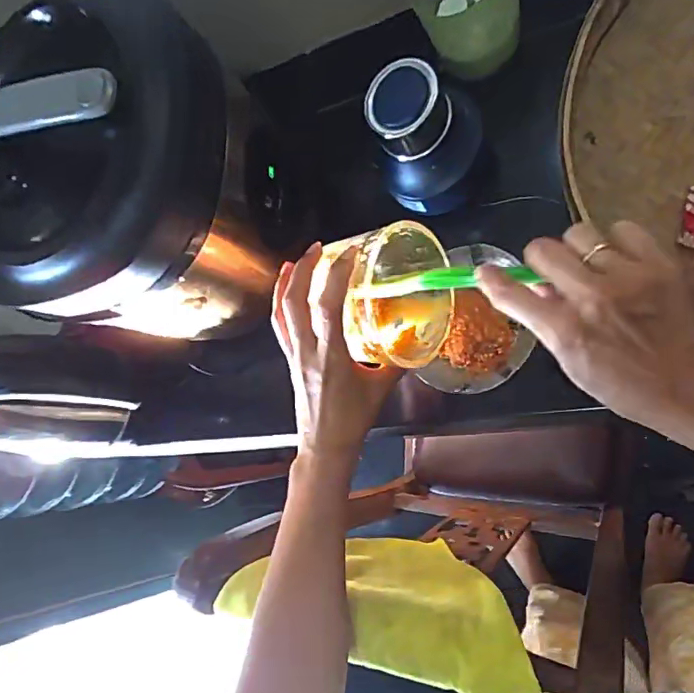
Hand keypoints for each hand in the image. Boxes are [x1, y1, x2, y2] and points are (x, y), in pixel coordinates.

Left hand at [273, 242, 401, 463]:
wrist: (324, 446)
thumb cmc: (352, 421)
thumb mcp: (381, 389)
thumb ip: (396, 362)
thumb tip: (414, 341)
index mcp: (330, 355)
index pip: (327, 304)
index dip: (337, 274)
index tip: (351, 253)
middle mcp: (307, 350)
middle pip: (295, 299)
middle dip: (305, 267)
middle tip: (320, 247)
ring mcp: (294, 354)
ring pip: (282, 309)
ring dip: (289, 280)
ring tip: (298, 259)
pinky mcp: (290, 360)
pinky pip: (279, 324)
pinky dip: (281, 301)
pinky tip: (286, 290)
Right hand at [476, 221, 693, 451]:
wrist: (686, 385)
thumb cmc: (624, 386)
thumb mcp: (575, 366)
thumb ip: (551, 326)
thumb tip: (536, 289)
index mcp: (568, 332)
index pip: (515, 295)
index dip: (494, 281)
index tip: (485, 272)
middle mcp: (592, 297)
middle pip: (543, 249)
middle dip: (540, 261)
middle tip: (554, 275)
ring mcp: (627, 276)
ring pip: (579, 233)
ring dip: (577, 250)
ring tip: (591, 268)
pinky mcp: (657, 262)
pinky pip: (622, 228)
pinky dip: (616, 241)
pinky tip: (620, 261)